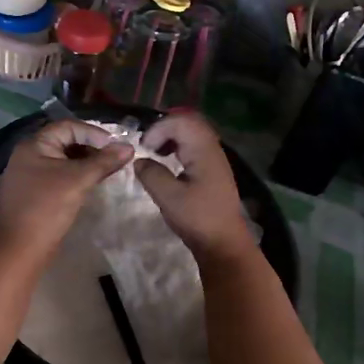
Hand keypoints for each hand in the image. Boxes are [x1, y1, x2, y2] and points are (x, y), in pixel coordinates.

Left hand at [0, 119, 132, 256]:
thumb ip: (104, 162)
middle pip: (66, 142)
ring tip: (108, 172)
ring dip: (86, 164)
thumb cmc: (47, 208)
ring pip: (64, 161)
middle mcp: (29, 155)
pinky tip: (92, 185)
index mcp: (34, 145)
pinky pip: (59, 177)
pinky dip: (77, 177)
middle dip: (92, 148)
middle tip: (116, 159)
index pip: (68, 127)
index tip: (116, 147)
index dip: (94, 133)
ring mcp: (31, 175)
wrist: (19, 248)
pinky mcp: (35, 193)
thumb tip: (129, 147)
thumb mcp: (78, 180)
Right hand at [135, 113, 255, 262]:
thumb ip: (151, 174)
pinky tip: (168, 163)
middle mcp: (212, 149)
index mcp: (203, 151)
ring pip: (191, 133)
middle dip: (164, 129)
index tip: (144, 148)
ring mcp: (214, 159)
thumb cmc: (197, 219)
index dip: (158, 129)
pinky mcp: (212, 170)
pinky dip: (177, 148)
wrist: (224, 242)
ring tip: (155, 153)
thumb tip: (140, 161)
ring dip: (170, 138)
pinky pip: (194, 146)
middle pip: (188, 122)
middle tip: (148, 146)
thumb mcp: (168, 197)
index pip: (180, 121)